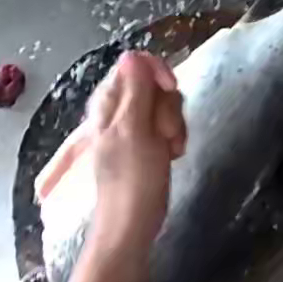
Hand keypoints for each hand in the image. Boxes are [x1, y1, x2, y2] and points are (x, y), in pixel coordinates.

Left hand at [35, 51, 186, 246]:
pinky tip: (172, 155)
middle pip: (154, 82)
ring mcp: (132, 123)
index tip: (169, 89)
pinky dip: (173, 136)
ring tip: (168, 149)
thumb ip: (136, 89)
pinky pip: (166, 123)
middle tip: (163, 133)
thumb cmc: (133, 180)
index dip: (157, 71)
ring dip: (173, 123)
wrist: (132, 227)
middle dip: (167, 105)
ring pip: (164, 103)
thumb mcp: (135, 129)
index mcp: (109, 98)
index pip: (136, 61)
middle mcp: (118, 105)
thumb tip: (132, 53)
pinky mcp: (145, 140)